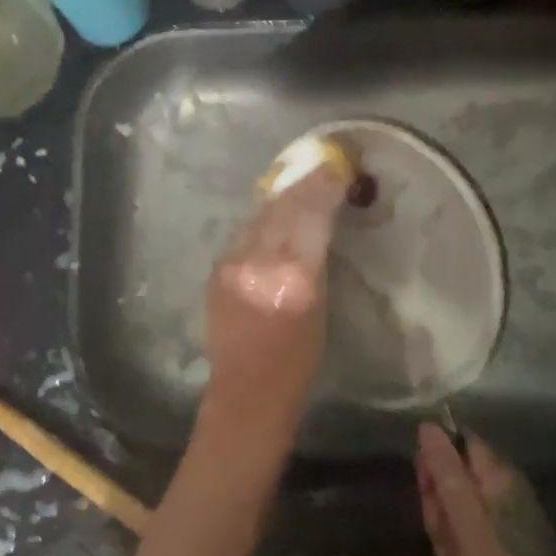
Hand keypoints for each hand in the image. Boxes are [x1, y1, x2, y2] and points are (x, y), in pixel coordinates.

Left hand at [200, 164, 349, 435]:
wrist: (246, 390)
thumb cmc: (298, 358)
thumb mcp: (320, 304)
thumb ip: (314, 257)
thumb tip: (317, 220)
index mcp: (293, 273)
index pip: (310, 212)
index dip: (325, 184)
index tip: (339, 165)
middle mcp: (258, 260)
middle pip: (282, 206)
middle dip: (304, 184)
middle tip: (322, 169)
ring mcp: (231, 263)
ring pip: (258, 215)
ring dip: (280, 199)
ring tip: (298, 188)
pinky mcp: (216, 270)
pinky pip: (242, 233)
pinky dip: (260, 222)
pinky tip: (270, 221)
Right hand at [415, 424, 552, 555]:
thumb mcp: (462, 518)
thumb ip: (445, 469)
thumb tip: (428, 425)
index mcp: (495, 472)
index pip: (455, 440)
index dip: (434, 461)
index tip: (427, 491)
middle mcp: (508, 480)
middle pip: (460, 471)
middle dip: (441, 498)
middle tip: (441, 532)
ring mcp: (517, 505)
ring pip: (467, 501)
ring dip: (451, 524)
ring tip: (454, 555)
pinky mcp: (519, 530)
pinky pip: (480, 522)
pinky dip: (467, 539)